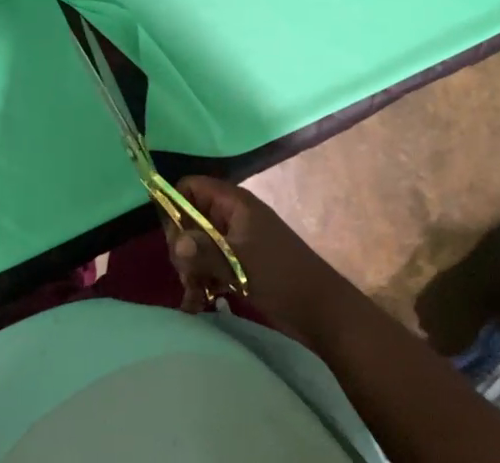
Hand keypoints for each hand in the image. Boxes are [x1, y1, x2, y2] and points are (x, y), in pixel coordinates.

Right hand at [169, 176, 333, 330]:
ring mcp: (235, 241)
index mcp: (234, 203)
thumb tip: (175, 243)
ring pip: (197, 245)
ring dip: (190, 270)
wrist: (323, 312)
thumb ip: (204, 251)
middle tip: (186, 275)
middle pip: (189, 218)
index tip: (176, 240)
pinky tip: (197, 303)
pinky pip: (208, 264)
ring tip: (194, 295)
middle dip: (182, 247)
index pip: (190, 187)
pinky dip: (201, 281)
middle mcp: (231, 216)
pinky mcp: (238, 264)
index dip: (176, 207)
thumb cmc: (282, 277)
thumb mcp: (239, 263)